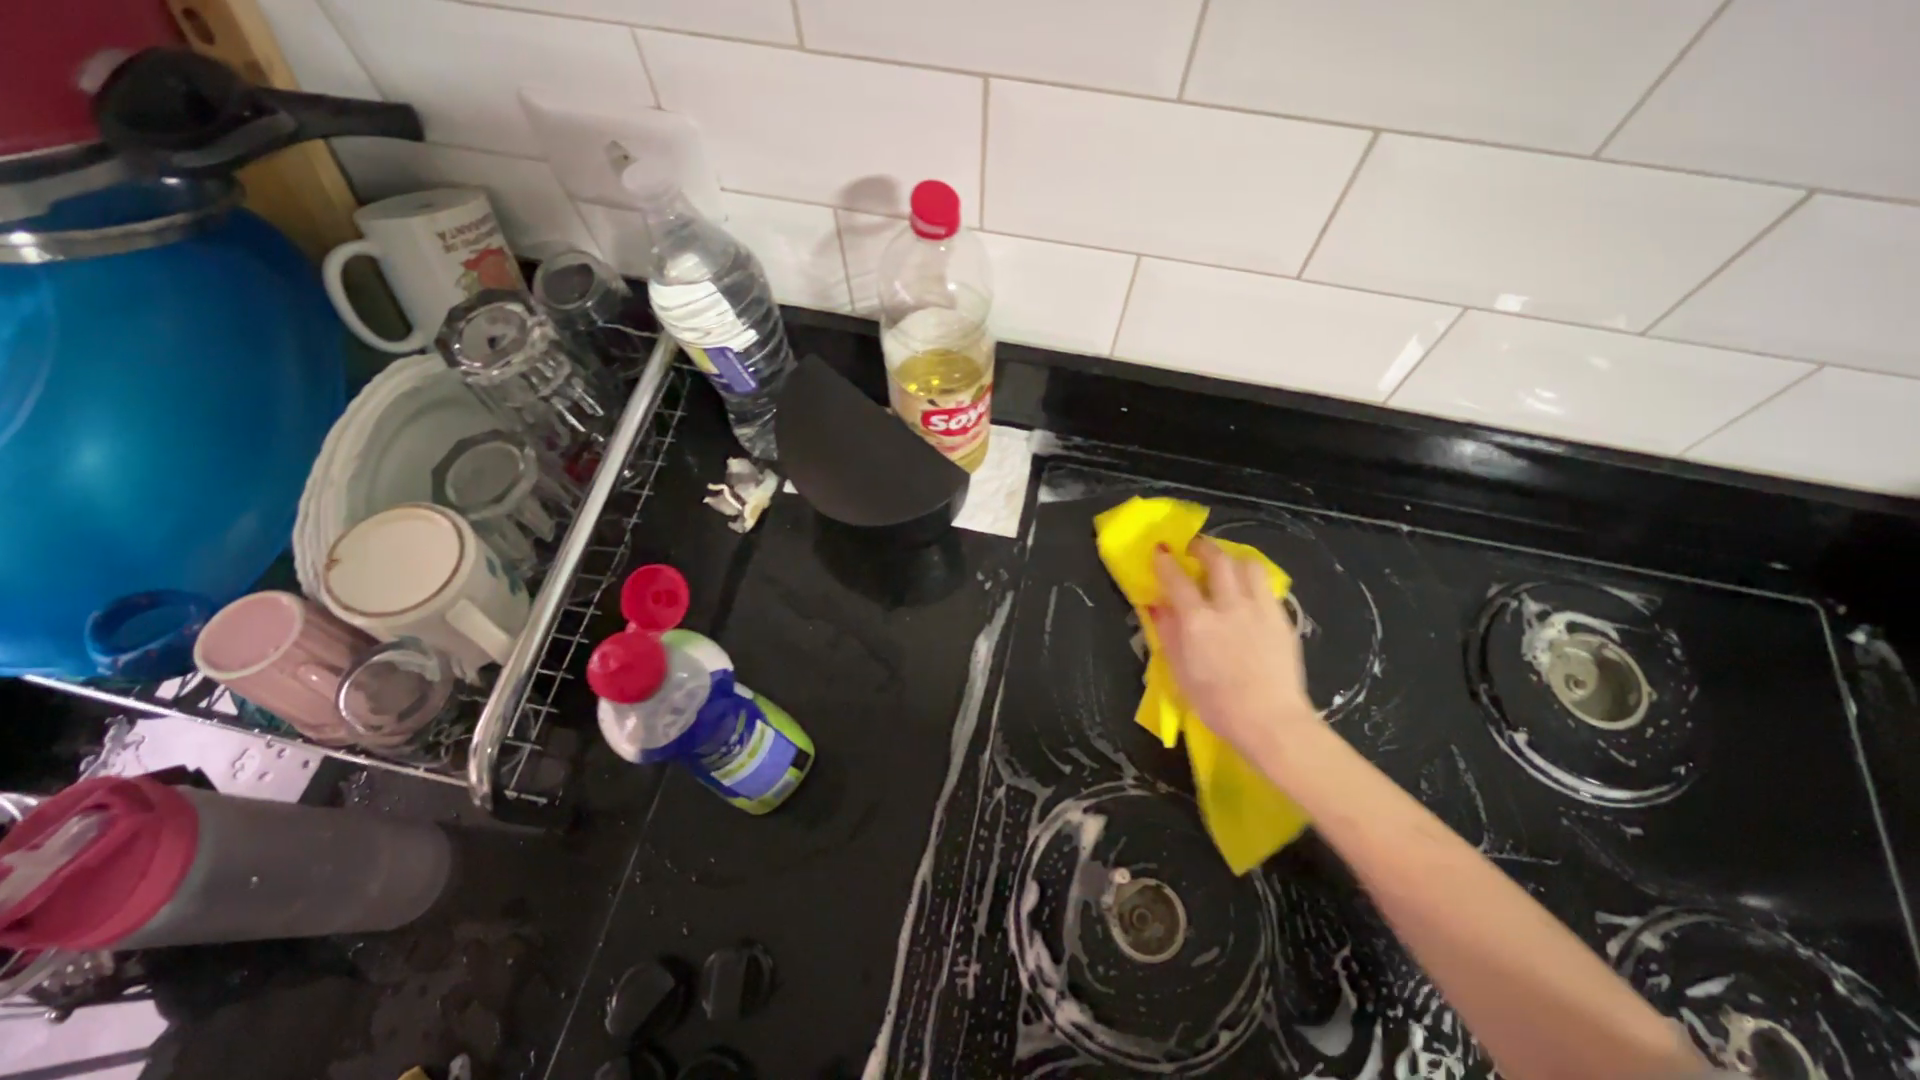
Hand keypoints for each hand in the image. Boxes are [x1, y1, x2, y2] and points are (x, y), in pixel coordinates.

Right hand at [1150, 537, 1318, 758]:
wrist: (1270, 720)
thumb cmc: (1217, 704)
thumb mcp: (1180, 672)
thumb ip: (1168, 634)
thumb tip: (1156, 606)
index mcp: (1198, 621)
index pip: (1176, 578)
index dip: (1165, 561)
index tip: (1160, 551)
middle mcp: (1228, 606)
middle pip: (1216, 560)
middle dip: (1202, 547)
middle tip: (1194, 549)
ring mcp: (1259, 609)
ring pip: (1248, 565)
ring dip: (1233, 559)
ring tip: (1226, 566)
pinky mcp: (1281, 618)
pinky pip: (1266, 586)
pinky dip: (1252, 580)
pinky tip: (1248, 592)